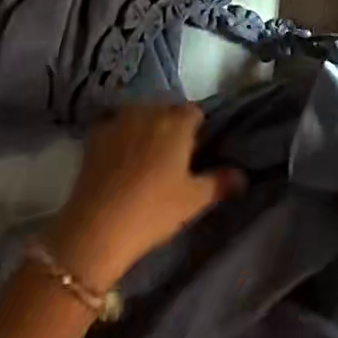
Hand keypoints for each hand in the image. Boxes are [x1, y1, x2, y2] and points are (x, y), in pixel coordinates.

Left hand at [48, 104, 243, 290]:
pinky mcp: (95, 135)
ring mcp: (119, 120)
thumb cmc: (153, 211)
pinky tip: (117, 156)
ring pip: (140, 113)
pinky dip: (119, 134)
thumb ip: (221, 182)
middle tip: (171, 155)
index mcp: (178, 122)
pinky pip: (114, 124)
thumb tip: (243, 175)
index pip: (195, 112)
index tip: (195, 152)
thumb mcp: (193, 200)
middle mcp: (150, 112)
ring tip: (144, 154)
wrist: (96, 229)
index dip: (197, 130)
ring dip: (145, 125)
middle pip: (167, 108)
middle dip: (171, 124)